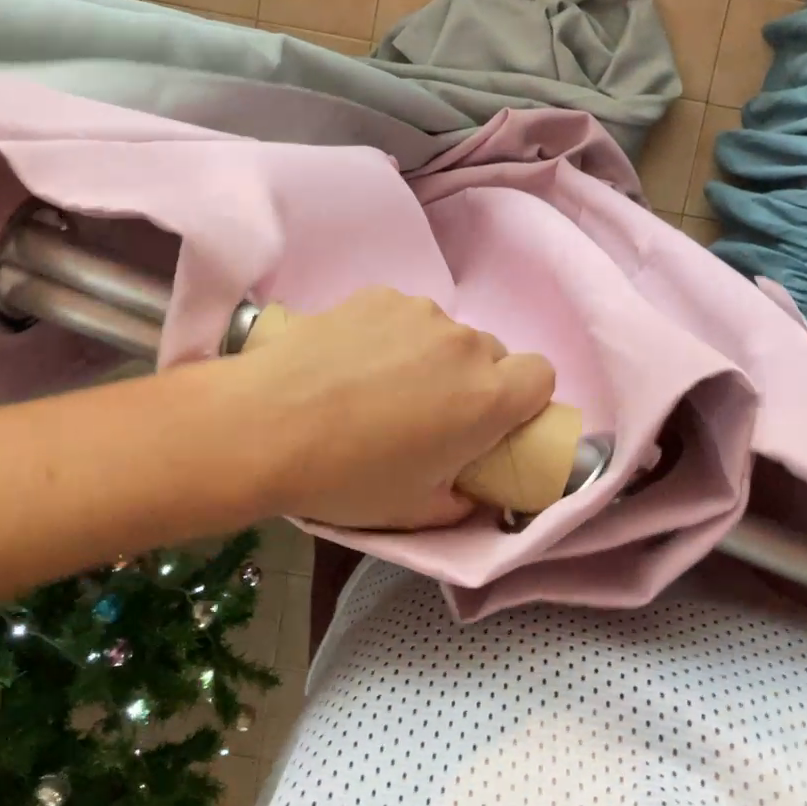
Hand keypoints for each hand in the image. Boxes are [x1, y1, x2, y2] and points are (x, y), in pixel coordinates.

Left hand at [219, 288, 555, 529]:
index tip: (491, 422)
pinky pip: (404, 316)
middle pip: (494, 353)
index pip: (542, 376)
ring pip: (446, 333)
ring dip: (430, 356)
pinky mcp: (378, 295)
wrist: (264, 424)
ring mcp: (420, 312)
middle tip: (429, 411)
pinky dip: (391, 336)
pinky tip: (349, 361)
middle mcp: (464, 344)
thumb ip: (460, 500)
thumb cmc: (347, 477)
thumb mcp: (414, 510)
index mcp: (488, 398)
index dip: (524, 399)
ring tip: (378, 385)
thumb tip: (468, 490)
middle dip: (474, 379)